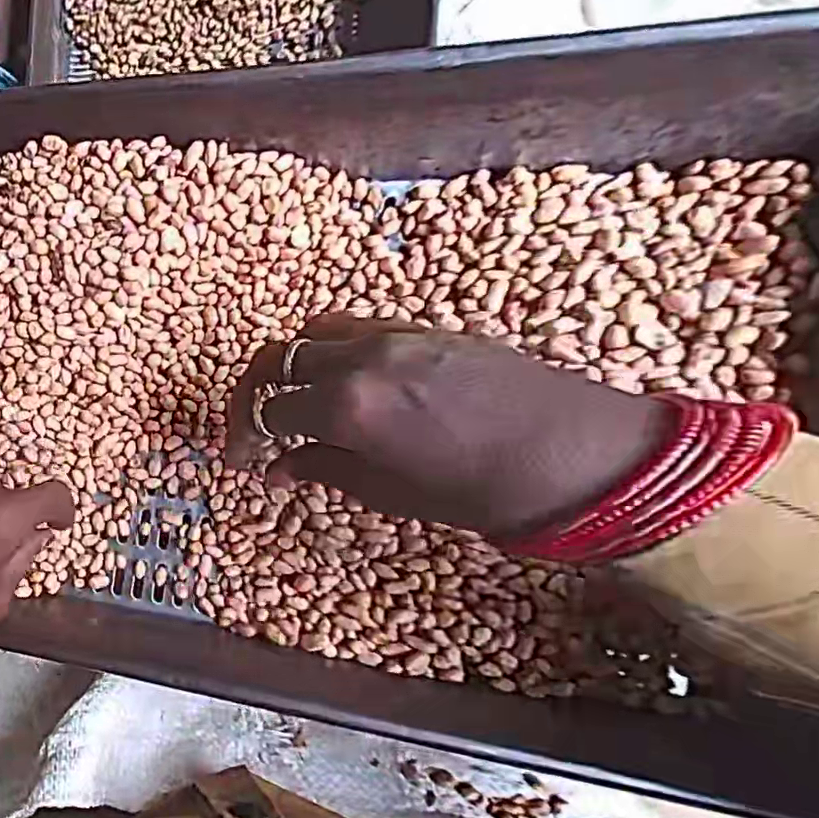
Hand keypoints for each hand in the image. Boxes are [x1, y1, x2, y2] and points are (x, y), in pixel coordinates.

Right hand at [224, 314, 671, 537]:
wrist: (575, 455)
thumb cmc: (472, 489)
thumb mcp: (383, 489)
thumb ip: (320, 468)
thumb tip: (276, 469)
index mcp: (345, 405)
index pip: (269, 410)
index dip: (245, 438)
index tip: (243, 460)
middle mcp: (361, 358)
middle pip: (277, 359)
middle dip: (252, 392)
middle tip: (251, 423)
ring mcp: (395, 335)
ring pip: (315, 333)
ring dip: (293, 364)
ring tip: (298, 399)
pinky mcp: (425, 329)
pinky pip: (359, 328)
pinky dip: (335, 352)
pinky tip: (348, 384)